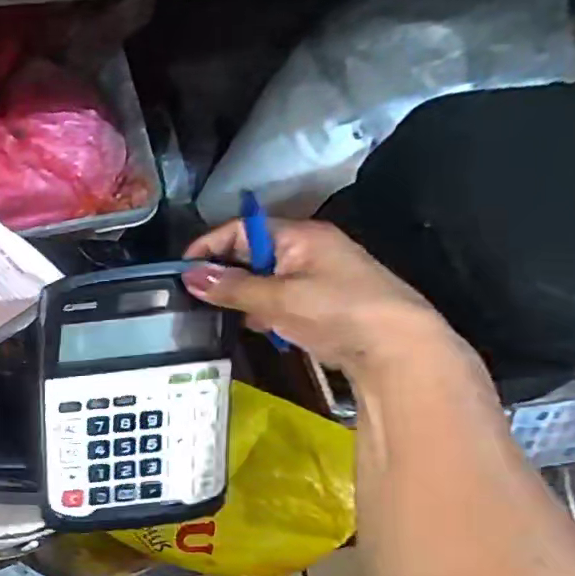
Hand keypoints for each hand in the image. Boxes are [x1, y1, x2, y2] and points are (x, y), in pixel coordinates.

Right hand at [181, 218, 462, 379]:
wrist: (394, 346)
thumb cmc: (337, 311)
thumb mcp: (277, 298)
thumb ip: (230, 287)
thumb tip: (189, 276)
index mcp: (299, 236)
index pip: (241, 229)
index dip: (209, 245)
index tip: (180, 270)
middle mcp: (305, 249)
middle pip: (248, 253)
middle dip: (221, 272)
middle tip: (190, 295)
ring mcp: (311, 277)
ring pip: (258, 279)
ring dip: (238, 295)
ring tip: (214, 313)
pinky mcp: (314, 303)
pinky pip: (273, 299)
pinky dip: (257, 310)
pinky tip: (251, 326)